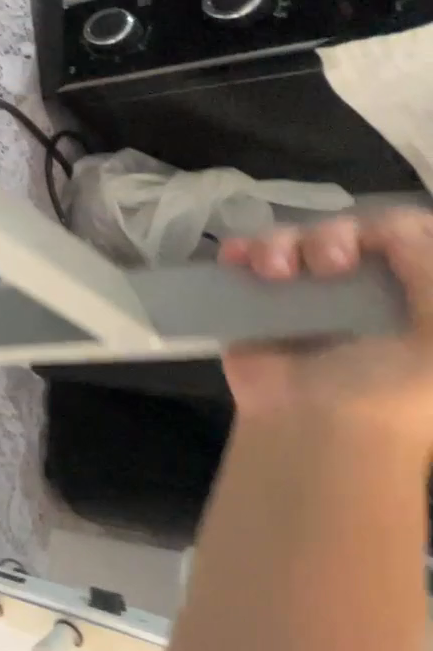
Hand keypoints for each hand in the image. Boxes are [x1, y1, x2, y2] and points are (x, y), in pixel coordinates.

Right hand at [219, 207, 432, 455]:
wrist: (315, 422)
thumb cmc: (395, 386)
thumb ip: (430, 272)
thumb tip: (390, 228)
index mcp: (419, 296)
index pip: (414, 236)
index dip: (398, 230)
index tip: (382, 245)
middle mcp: (371, 287)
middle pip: (355, 229)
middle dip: (336, 236)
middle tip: (329, 265)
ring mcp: (311, 291)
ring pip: (298, 236)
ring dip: (282, 243)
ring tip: (273, 271)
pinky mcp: (260, 297)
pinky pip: (248, 255)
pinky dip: (241, 249)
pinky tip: (236, 258)